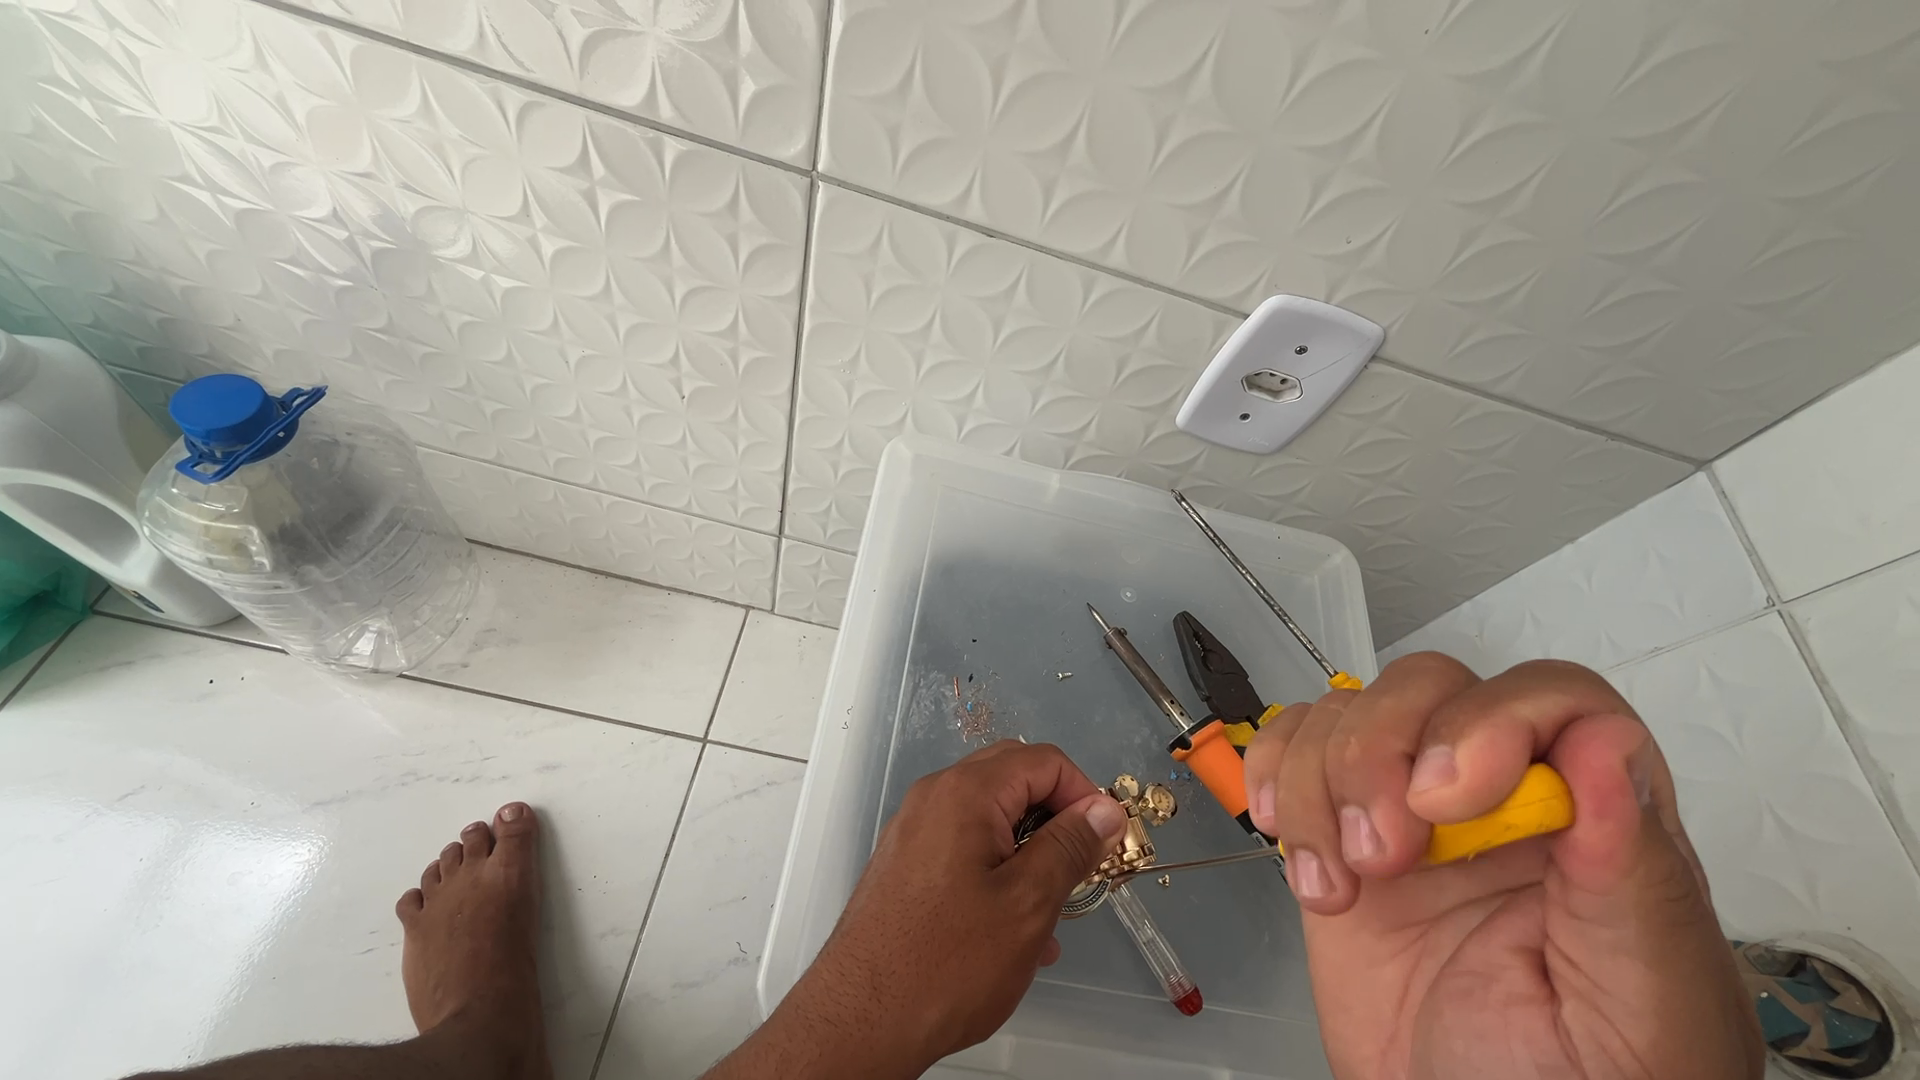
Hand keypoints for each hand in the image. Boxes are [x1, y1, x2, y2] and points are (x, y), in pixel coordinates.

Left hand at [712, 741, 1127, 1079]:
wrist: (860, 1019)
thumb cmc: (948, 960)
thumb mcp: (1028, 903)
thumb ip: (1069, 847)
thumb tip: (1103, 810)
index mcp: (966, 791)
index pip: (1043, 761)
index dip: (1085, 795)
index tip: (1107, 841)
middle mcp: (935, 796)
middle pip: (1014, 778)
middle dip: (1058, 816)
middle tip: (1085, 864)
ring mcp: (915, 828)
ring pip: (990, 815)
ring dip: (1030, 847)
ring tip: (1053, 909)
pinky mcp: (906, 862)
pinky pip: (964, 844)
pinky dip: (998, 866)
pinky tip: (1014, 925)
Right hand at [1243, 654, 1762, 1079]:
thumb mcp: (1634, 1012)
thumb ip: (1634, 882)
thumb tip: (1606, 743)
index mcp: (1589, 824)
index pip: (1551, 699)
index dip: (1489, 721)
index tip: (1444, 802)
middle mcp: (1492, 795)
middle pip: (1428, 686)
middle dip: (1379, 755)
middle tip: (1380, 853)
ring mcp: (1403, 806)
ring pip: (1346, 713)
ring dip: (1318, 786)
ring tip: (1336, 883)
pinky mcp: (1332, 826)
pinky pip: (1289, 746)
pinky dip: (1271, 775)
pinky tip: (1292, 845)